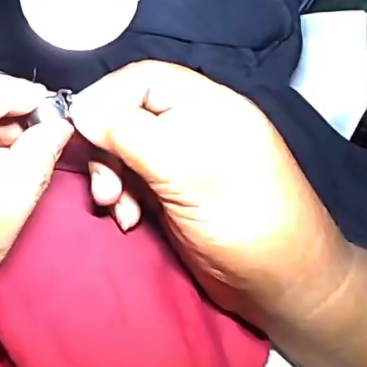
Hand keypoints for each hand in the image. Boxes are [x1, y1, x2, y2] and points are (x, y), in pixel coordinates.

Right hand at [66, 61, 352, 332]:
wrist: (287, 288)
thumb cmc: (245, 221)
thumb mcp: (185, 171)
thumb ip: (130, 135)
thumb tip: (80, 109)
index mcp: (207, 105)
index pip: (142, 79)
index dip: (106, 98)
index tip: (79, 130)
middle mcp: (194, 126)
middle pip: (127, 114)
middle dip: (107, 147)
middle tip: (104, 186)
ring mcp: (184, 161)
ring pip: (126, 150)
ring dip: (112, 176)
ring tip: (115, 205)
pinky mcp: (176, 192)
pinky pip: (135, 179)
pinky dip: (124, 196)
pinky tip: (130, 219)